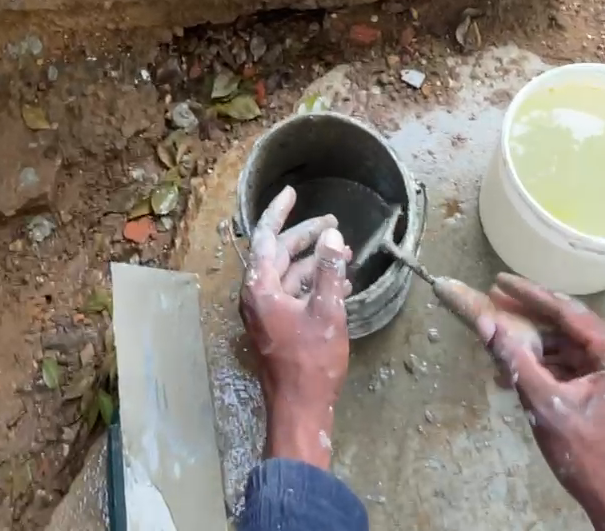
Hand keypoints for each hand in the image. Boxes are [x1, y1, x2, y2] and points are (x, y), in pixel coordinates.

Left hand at [239, 186, 350, 468]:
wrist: (300, 410)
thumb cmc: (310, 362)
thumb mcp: (327, 312)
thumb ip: (330, 271)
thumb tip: (332, 236)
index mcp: (260, 286)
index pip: (267, 236)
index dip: (279, 211)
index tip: (292, 192)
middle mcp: (257, 294)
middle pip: (281, 252)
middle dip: (308, 236)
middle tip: (335, 223)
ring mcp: (267, 311)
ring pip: (291, 273)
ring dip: (317, 262)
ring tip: (347, 253)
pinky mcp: (278, 325)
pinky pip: (295, 293)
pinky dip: (315, 284)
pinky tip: (342, 284)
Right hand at [475, 274, 604, 530]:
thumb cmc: (592, 456)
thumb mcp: (546, 405)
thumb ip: (515, 360)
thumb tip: (485, 322)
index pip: (568, 312)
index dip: (530, 294)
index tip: (499, 281)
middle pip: (568, 327)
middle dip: (530, 317)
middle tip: (496, 300)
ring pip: (568, 348)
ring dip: (535, 345)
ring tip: (501, 341)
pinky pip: (572, 368)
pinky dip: (545, 367)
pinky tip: (517, 371)